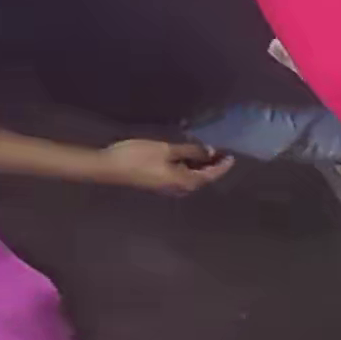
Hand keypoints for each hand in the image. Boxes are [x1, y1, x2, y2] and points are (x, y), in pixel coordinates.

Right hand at [99, 138, 233, 194]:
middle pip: (204, 177)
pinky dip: (190, 167)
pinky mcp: (162, 184)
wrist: (109, 168)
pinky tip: (190, 157)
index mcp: (187, 182)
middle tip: (221, 151)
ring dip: (202, 166)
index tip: (231, 156)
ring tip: (209, 152)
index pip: (212, 175)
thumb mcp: (167, 150)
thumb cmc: (138, 157)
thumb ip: (190, 151)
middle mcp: (183, 189)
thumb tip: (209, 152)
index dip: (222, 165)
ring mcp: (172, 188)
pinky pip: (183, 176)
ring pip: (193, 177)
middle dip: (213, 165)